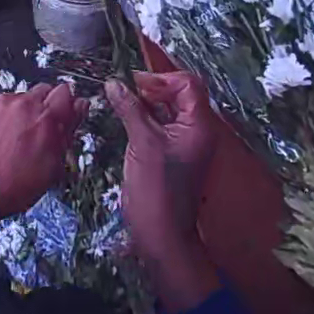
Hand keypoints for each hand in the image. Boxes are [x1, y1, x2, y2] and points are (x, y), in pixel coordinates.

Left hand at [0, 83, 82, 217]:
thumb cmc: (16, 184)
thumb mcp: (55, 163)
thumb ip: (69, 129)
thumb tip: (79, 107)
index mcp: (49, 118)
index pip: (66, 92)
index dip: (65, 105)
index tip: (62, 114)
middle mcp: (27, 104)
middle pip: (45, 89)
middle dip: (45, 106)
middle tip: (37, 128)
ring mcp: (4, 102)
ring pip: (22, 96)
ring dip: (22, 110)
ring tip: (14, 136)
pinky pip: (0, 101)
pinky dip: (1, 113)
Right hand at [106, 72, 220, 310]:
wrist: (162, 236)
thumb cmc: (156, 190)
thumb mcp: (142, 143)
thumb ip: (130, 109)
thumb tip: (114, 83)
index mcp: (200, 124)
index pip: (188, 84)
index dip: (162, 78)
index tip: (135, 81)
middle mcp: (198, 129)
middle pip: (181, 93)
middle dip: (155, 86)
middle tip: (127, 87)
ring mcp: (187, 142)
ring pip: (171, 109)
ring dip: (149, 101)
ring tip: (124, 99)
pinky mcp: (175, 153)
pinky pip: (164, 125)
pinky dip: (148, 117)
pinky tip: (128, 116)